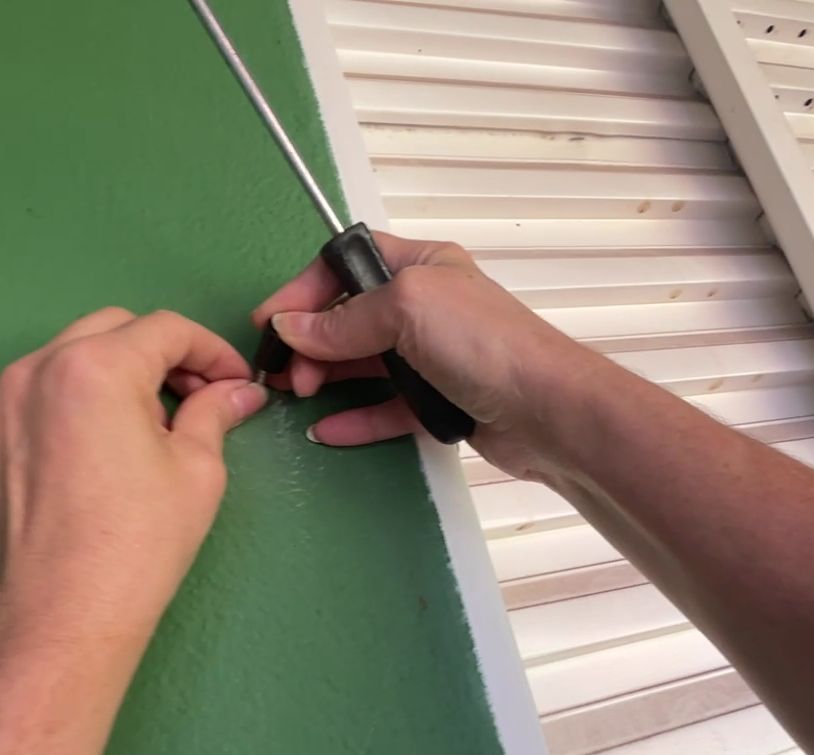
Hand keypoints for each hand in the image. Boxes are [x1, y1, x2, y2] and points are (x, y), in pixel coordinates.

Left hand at [0, 307, 266, 651]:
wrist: (62, 616)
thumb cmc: (142, 542)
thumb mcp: (198, 471)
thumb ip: (215, 413)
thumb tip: (239, 392)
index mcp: (97, 368)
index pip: (165, 328)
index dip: (211, 349)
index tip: (233, 380)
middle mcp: (31, 371)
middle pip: (108, 330)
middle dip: (158, 355)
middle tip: (192, 398)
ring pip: (59, 364)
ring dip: (107, 382)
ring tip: (136, 434)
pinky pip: (22, 410)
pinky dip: (61, 418)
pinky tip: (85, 465)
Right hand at [251, 231, 609, 480]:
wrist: (545, 411)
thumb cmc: (481, 342)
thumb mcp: (407, 308)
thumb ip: (345, 319)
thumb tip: (291, 327)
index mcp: (421, 266)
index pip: (346, 267)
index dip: (304, 291)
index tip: (269, 322)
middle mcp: (426, 308)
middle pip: (350, 319)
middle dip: (311, 342)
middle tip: (284, 373)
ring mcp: (433, 358)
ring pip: (366, 365)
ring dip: (328, 379)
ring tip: (297, 397)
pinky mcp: (440, 403)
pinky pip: (387, 407)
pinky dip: (358, 417)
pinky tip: (328, 430)